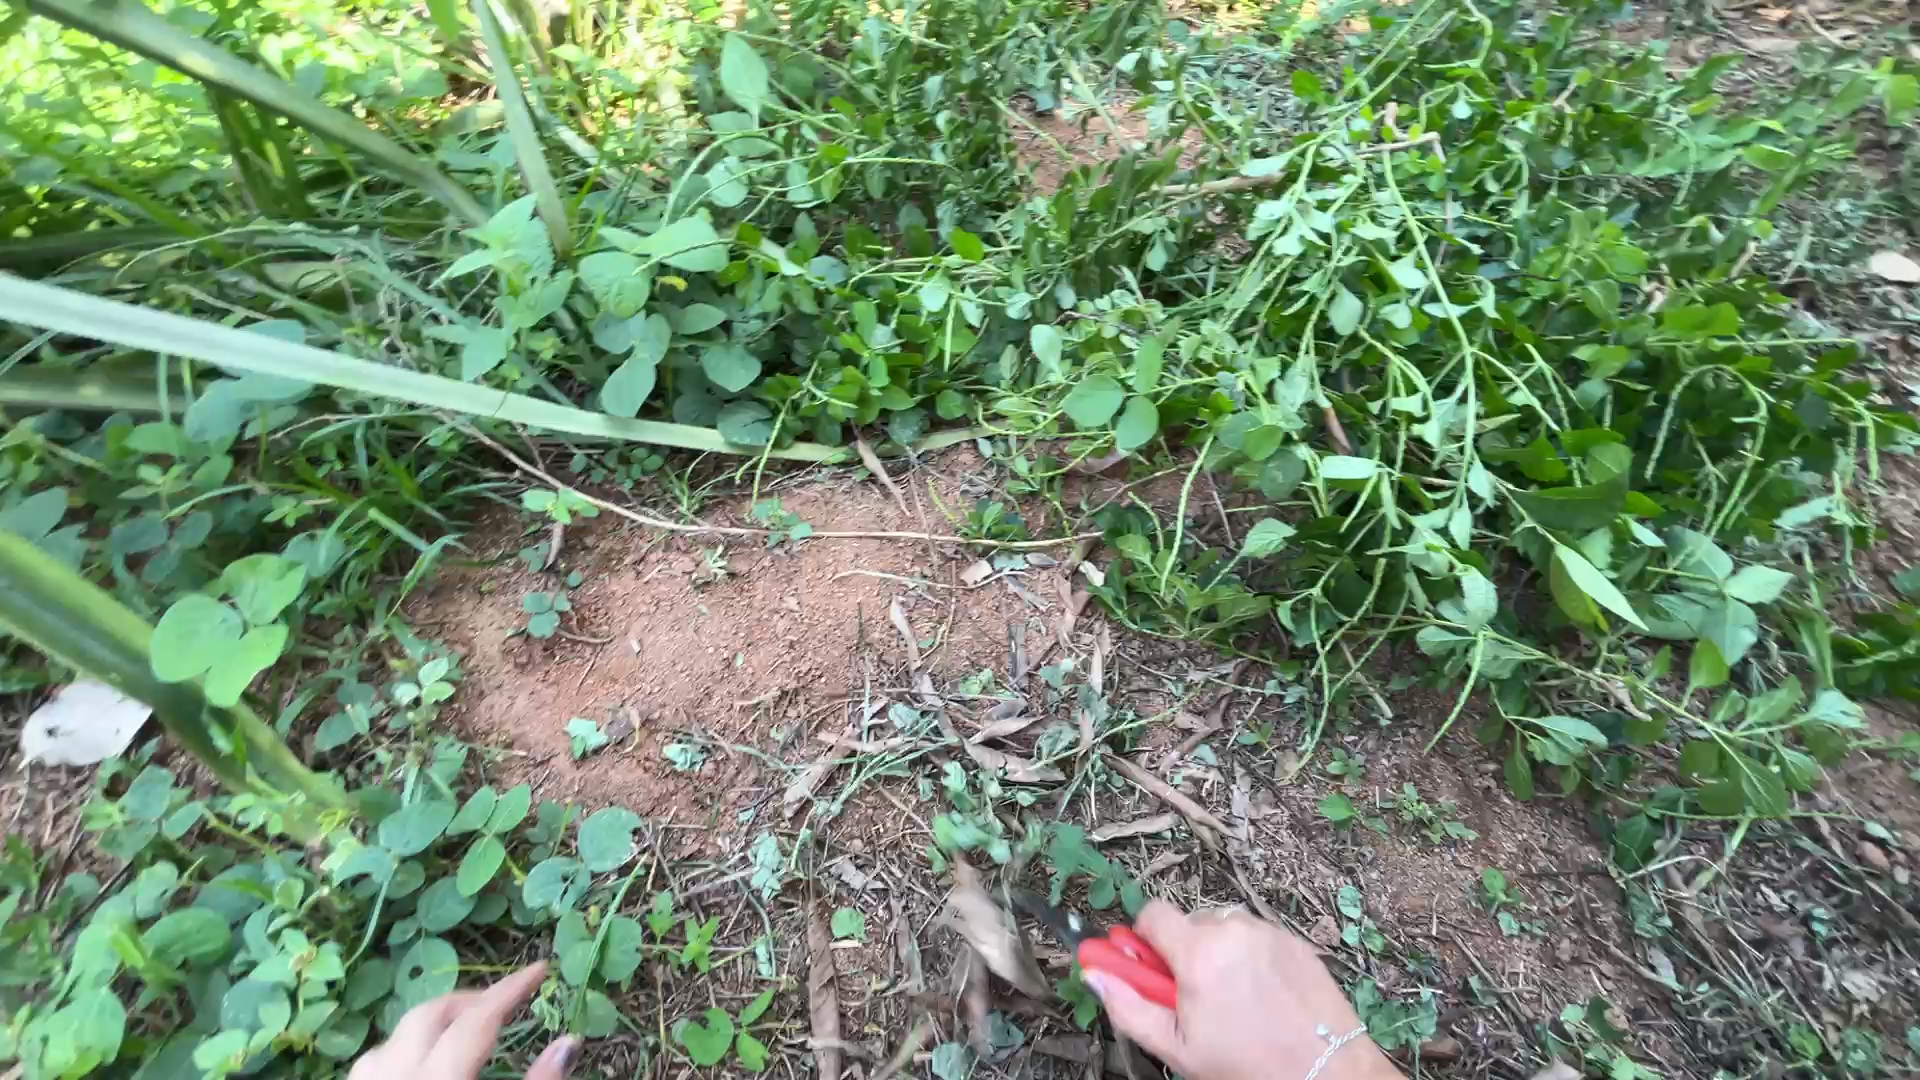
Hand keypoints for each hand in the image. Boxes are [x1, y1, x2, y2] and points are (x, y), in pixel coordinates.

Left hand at [348, 963, 575, 1079]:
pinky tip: (417, 1068)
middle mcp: (395, 1078)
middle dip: (470, 1001)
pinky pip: (368, 1068)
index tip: (542, 968)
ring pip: (387, 1042)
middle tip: (504, 1005)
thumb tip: (570, 1040)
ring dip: (429, 1027)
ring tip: (460, 1035)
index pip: (478, 1019)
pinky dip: (397, 1055)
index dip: (512, 988)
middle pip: (428, 1017)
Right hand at [1087, 902, 1401, 1079]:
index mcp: (1197, 952)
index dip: (1146, 940)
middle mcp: (1229, 928)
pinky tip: (1264, 996)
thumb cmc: (1249, 1069)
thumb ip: (1128, 1007)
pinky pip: (1254, 935)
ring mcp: (1265, 930)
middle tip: (1199, 997)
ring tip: (1237, 999)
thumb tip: (1093, 971)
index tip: (1154, 970)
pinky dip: (1249, 957)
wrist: (1333, 1079)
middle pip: (1187, 922)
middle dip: (1184, 951)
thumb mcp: (1180, 1051)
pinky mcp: (1292, 939)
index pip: (1151, 914)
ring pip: (1221, 927)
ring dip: (1217, 952)